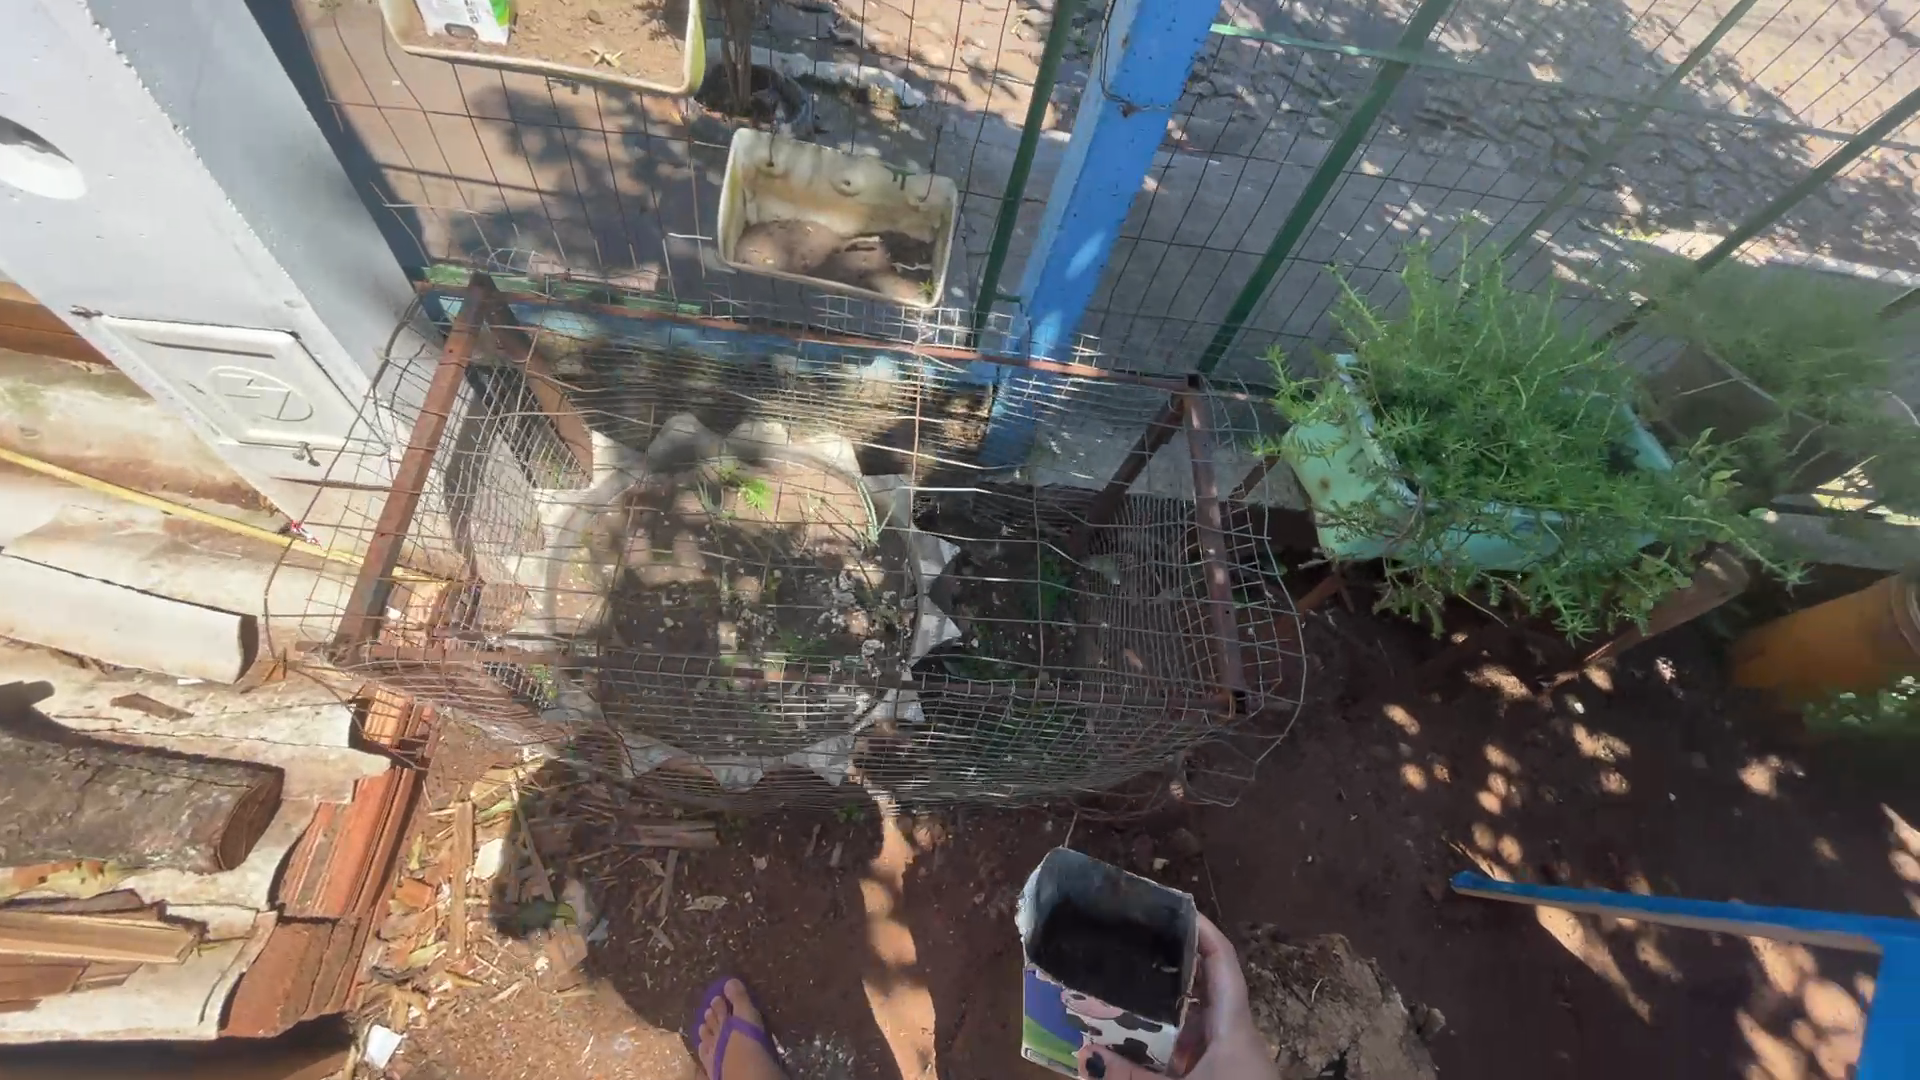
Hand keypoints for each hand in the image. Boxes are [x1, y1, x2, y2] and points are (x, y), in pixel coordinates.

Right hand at [1076, 914, 1275, 1079]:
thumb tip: (1080, 1055)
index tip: (1170, 907)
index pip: (1222, 961)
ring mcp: (1233, 1062)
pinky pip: (1195, 1052)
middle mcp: (1237, 1038)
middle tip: (1132, 946)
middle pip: (1206, 988)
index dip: (1201, 929)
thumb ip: (1129, 1077)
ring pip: (1198, 1024)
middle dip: (1171, 967)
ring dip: (1166, 1009)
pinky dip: (1169, 1043)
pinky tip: (1139, 1045)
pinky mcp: (1225, 1079)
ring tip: (1125, 988)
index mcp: (1234, 1028)